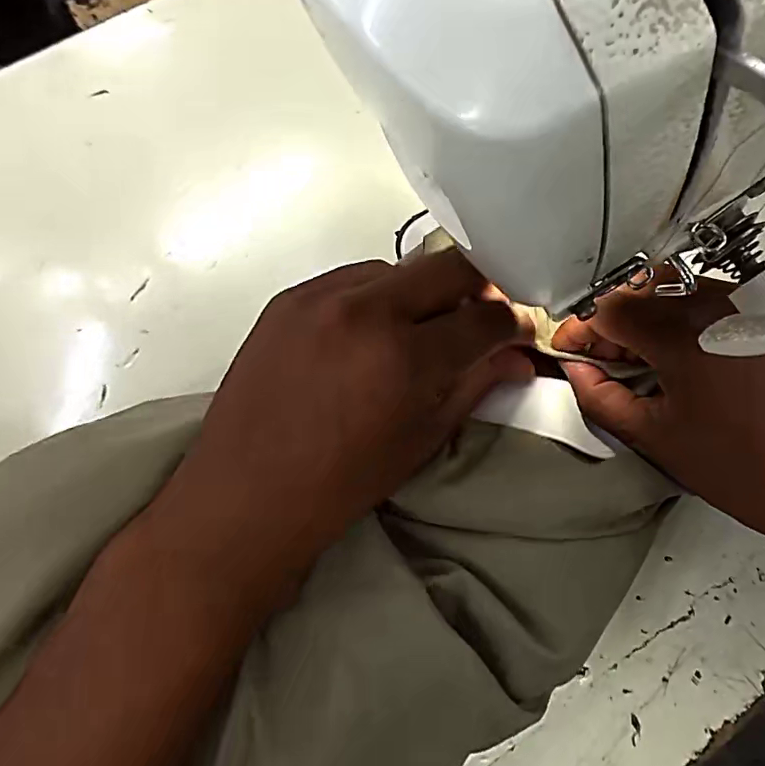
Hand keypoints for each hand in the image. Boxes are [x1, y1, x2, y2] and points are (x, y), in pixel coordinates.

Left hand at [157, 250, 532, 601]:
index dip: (512, 323)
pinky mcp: (291, 297)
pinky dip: (380, 296)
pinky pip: (356, 277)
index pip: (485, 317)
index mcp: (406, 357)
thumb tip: (519, 357)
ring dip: (427, 292)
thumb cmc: (345, 480)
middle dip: (479, 288)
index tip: (517, 331)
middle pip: (451, 267)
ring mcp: (322, 298)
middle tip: (482, 318)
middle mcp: (366, 312)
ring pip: (403, 268)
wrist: (245, 497)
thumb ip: (478, 383)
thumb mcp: (426, 435)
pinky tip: (375, 330)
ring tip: (422, 329)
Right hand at [552, 282, 764, 574]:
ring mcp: (745, 304)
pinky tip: (680, 353)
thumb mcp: (658, 437)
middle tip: (603, 358)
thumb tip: (579, 373)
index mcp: (682, 334)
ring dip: (647, 314)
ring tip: (641, 358)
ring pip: (675, 288)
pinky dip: (682, 315)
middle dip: (613, 320)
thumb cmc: (745, 467)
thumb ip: (605, 398)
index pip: (611, 309)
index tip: (571, 350)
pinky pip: (709, 298)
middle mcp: (715, 304)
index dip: (582, 330)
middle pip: (642, 290)